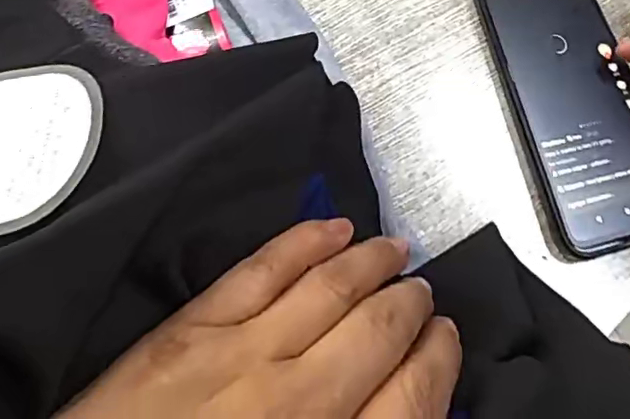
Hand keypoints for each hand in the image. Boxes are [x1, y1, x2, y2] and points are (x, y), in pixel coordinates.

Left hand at [58, 219, 459, 418]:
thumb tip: (406, 404)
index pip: (415, 397)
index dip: (439, 360)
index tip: (444, 340)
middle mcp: (293, 407)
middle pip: (383, 328)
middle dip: (412, 304)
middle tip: (422, 294)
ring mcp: (237, 364)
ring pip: (334, 286)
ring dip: (375, 261)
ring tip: (395, 251)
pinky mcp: (185, 336)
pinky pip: (265, 268)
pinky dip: (307, 240)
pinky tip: (335, 229)